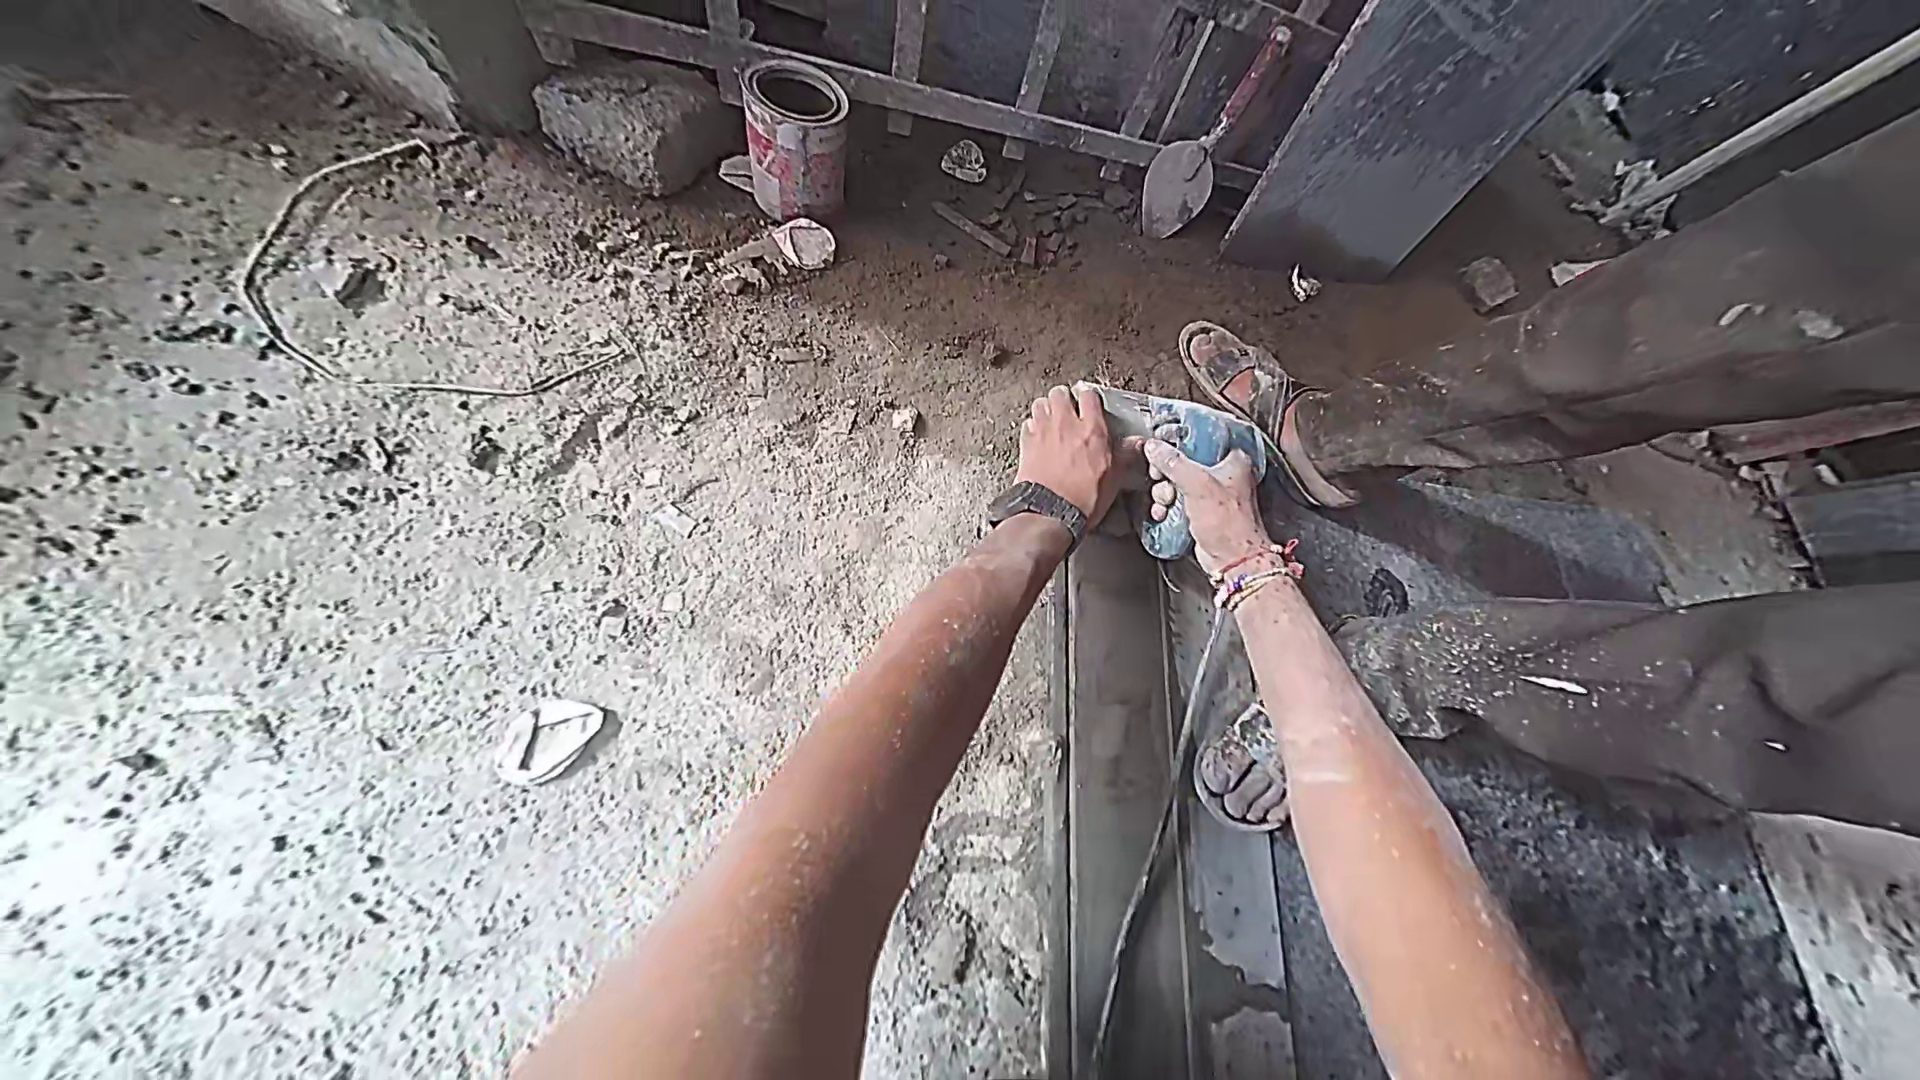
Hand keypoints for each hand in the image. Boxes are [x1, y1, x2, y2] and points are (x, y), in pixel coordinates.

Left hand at [1015, 385, 1124, 523]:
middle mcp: (1066, 425)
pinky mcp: (1026, 444)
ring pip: (1040, 403)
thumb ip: (1123, 456)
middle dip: (1063, 399)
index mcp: (1092, 430)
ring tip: (1051, 421)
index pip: (1089, 396)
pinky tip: (1038, 437)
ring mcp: (1043, 432)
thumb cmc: (1082, 499)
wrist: (1049, 512)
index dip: (1089, 399)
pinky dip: (1032, 427)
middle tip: (1068, 411)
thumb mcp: (1113, 479)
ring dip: (1046, 409)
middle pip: (1060, 393)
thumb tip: (1136, 444)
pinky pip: (1027, 424)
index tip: (1089, 406)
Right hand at [1143, 440, 1270, 573]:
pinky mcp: (1200, 511)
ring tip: (1166, 502)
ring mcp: (1210, 493)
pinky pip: (1176, 501)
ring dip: (1164, 492)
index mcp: (1231, 460)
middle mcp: (1222, 474)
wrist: (1232, 559)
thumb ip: (1173, 463)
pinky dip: (1166, 506)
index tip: (1161, 448)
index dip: (1177, 442)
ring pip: (1176, 482)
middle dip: (1166, 474)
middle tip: (1161, 479)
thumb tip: (1154, 447)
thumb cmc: (1228, 522)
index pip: (1199, 438)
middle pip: (1182, 462)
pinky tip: (1163, 513)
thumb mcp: (1197, 484)